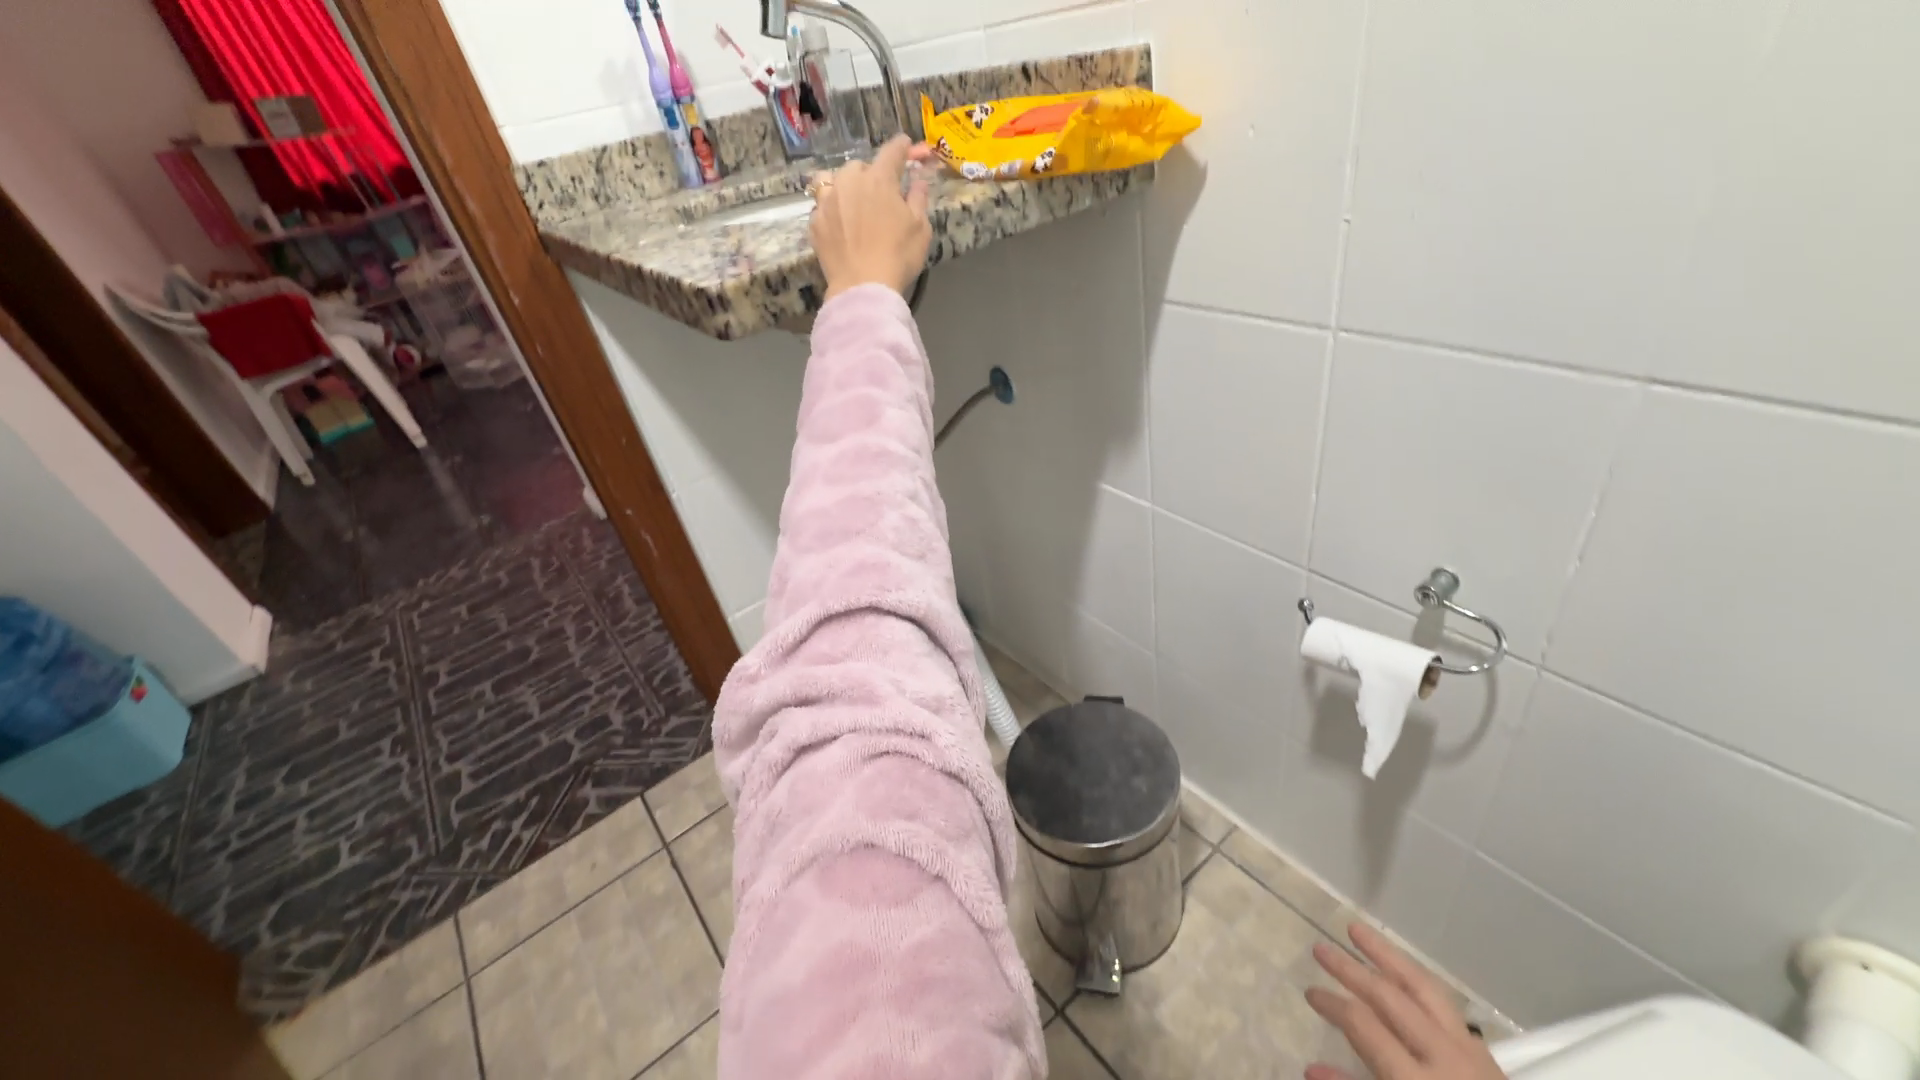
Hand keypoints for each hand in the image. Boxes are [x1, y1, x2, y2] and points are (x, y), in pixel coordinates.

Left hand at [810, 135, 931, 300]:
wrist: (863, 288)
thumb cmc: (898, 256)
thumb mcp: (920, 228)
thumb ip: (918, 199)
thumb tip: (918, 181)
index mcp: (879, 179)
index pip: (892, 151)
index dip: (902, 147)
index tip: (906, 145)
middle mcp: (849, 182)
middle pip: (859, 166)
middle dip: (870, 175)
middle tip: (880, 193)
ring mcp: (827, 202)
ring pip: (833, 180)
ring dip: (844, 187)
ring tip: (851, 203)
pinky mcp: (814, 222)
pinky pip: (822, 206)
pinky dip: (831, 211)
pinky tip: (839, 225)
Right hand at [1305, 923, 1507, 1079]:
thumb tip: (1311, 1069)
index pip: (1364, 1025)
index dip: (1332, 1004)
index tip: (1310, 993)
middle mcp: (1444, 1058)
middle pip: (1391, 997)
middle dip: (1351, 969)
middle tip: (1320, 949)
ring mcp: (1471, 1054)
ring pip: (1424, 988)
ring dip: (1388, 957)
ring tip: (1359, 931)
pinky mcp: (1488, 1057)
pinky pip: (1445, 1004)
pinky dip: (1417, 980)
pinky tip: (1404, 974)